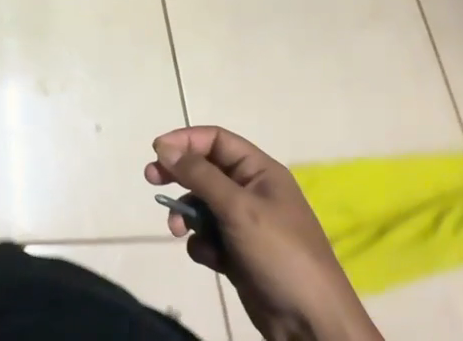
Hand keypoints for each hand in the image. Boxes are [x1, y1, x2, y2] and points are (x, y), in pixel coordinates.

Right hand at [147, 127, 380, 340]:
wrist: (310, 323)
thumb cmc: (279, 254)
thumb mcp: (237, 208)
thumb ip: (199, 174)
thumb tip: (164, 146)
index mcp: (260, 172)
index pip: (216, 140)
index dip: (185, 140)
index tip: (157, 151)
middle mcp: (252, 192)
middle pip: (205, 170)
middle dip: (179, 176)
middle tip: (151, 180)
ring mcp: (245, 224)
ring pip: (201, 205)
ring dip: (187, 215)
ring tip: (178, 231)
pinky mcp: (238, 253)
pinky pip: (207, 236)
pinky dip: (202, 244)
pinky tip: (211, 259)